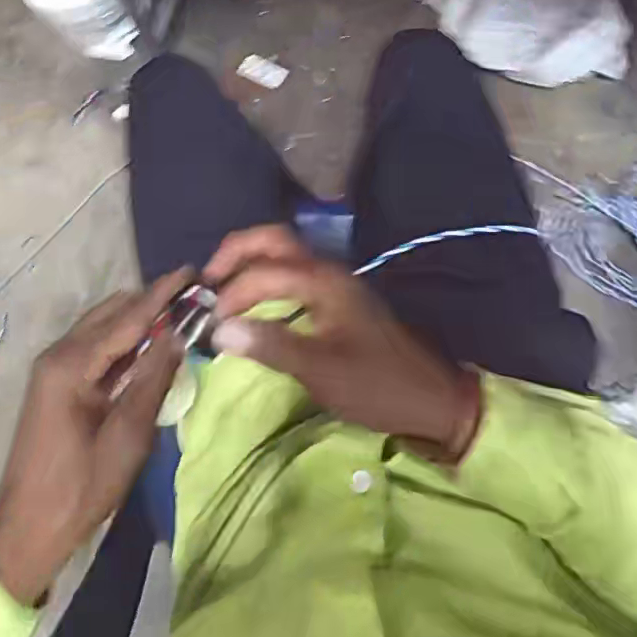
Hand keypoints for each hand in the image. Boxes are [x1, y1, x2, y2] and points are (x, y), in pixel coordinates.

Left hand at [0, 268, 190, 604]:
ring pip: (103, 324)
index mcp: (72, 364)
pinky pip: (96, 344)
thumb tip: (180, 332)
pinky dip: (124, 338)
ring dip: (139, 317)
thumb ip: (154, 378)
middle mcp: (59, 353)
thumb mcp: (128, 436)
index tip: (192, 269)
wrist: (26, 530)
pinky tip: (149, 343)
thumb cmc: (80, 488)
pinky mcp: (56, 379)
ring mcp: (53, 365)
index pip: (128, 316)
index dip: (163, 293)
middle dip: (152, 301)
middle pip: (113, 311)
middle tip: (192, 298)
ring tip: (178, 315)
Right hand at [203, 226, 480, 462]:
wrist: (430, 397)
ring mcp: (333, 281)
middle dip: (235, 252)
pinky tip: (252, 301)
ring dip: (249, 261)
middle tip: (207, 279)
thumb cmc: (376, 384)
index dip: (231, 292)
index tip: (209, 322)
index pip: (263, 272)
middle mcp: (326, 269)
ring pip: (283, 252)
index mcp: (322, 280)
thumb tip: (219, 329)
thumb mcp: (320, 370)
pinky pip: (292, 271)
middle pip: (273, 240)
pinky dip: (265, 276)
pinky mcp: (335, 297)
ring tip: (221, 287)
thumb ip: (270, 344)